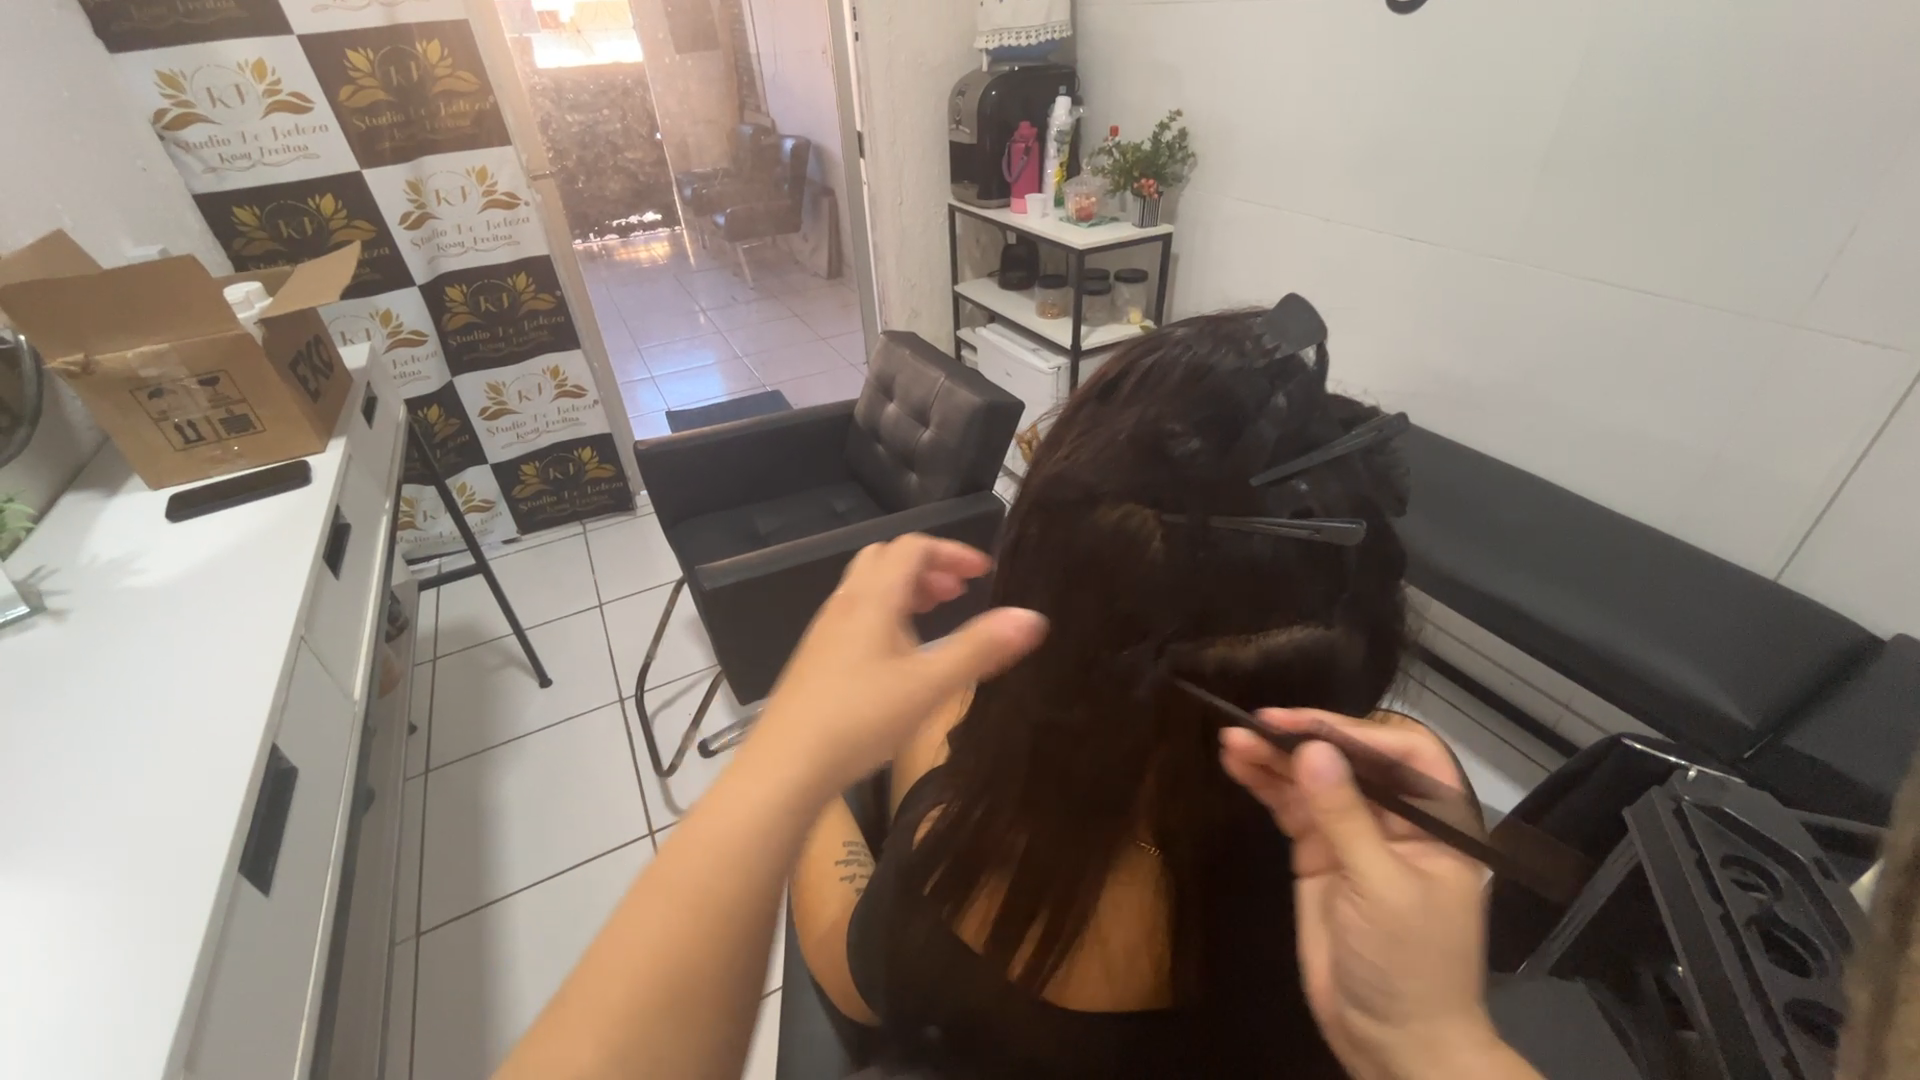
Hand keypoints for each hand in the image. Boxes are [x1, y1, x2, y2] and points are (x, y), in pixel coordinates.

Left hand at [748, 534, 1046, 794]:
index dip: (951, 551)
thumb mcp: (930, 685)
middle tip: (958, 593)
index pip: (912, 547)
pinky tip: (898, 658)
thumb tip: (1033, 617)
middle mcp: (845, 604)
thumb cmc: (860, 719)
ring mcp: (825, 630)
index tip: (983, 573)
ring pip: (868, 588)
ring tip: (934, 618)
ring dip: (905, 590)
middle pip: (886, 559)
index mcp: (872, 599)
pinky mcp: (816, 658)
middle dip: (927, 567)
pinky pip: (855, 615)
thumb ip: (980, 649)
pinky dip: (886, 614)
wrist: (785, 766)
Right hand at [1220, 710, 1503, 1079]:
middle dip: (1304, 739)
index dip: (1357, 732)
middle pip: (1349, 759)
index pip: (1406, 753)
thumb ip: (1344, 816)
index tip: (1306, 728)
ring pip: (1311, 778)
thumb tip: (1312, 749)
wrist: (1391, 1041)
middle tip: (1256, 724)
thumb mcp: (1381, 888)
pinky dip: (1262, 784)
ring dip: (1272, 757)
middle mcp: (1394, 818)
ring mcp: (1350, 833)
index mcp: (1436, 822)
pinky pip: (1288, 805)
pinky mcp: (1316, 852)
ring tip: (1232, 739)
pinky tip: (1236, 763)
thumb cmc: (1410, 966)